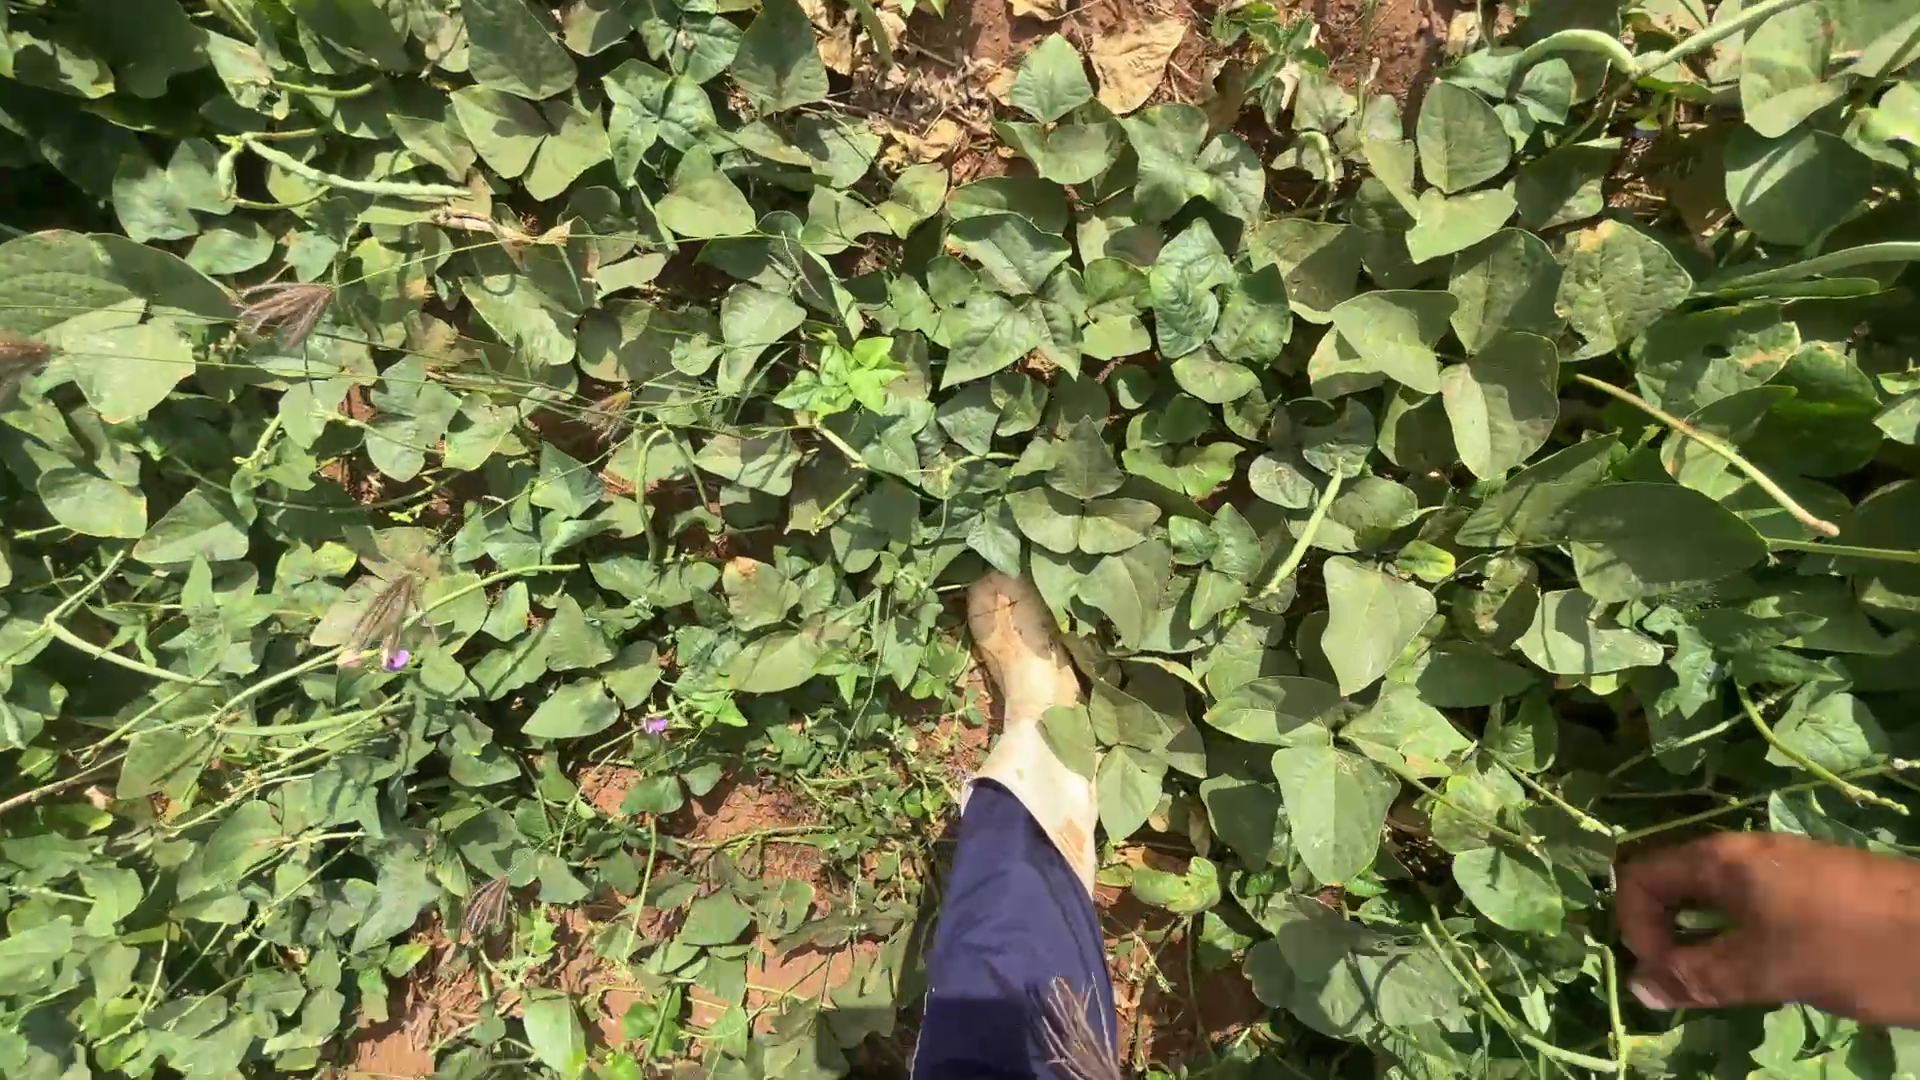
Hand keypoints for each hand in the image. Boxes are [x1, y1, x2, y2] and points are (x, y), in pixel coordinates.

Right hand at [1617, 832, 1919, 1023]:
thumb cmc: (1860, 950)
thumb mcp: (1776, 971)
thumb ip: (1702, 977)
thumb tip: (1638, 988)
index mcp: (1715, 859)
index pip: (1638, 878)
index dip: (1635, 925)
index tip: (1666, 974)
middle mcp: (1739, 852)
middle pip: (1673, 884)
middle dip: (1669, 932)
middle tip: (1691, 980)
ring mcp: (1783, 865)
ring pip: (1717, 897)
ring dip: (1710, 937)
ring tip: (1737, 980)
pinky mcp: (1821, 885)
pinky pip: (1756, 903)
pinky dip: (1748, 934)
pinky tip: (1783, 965)